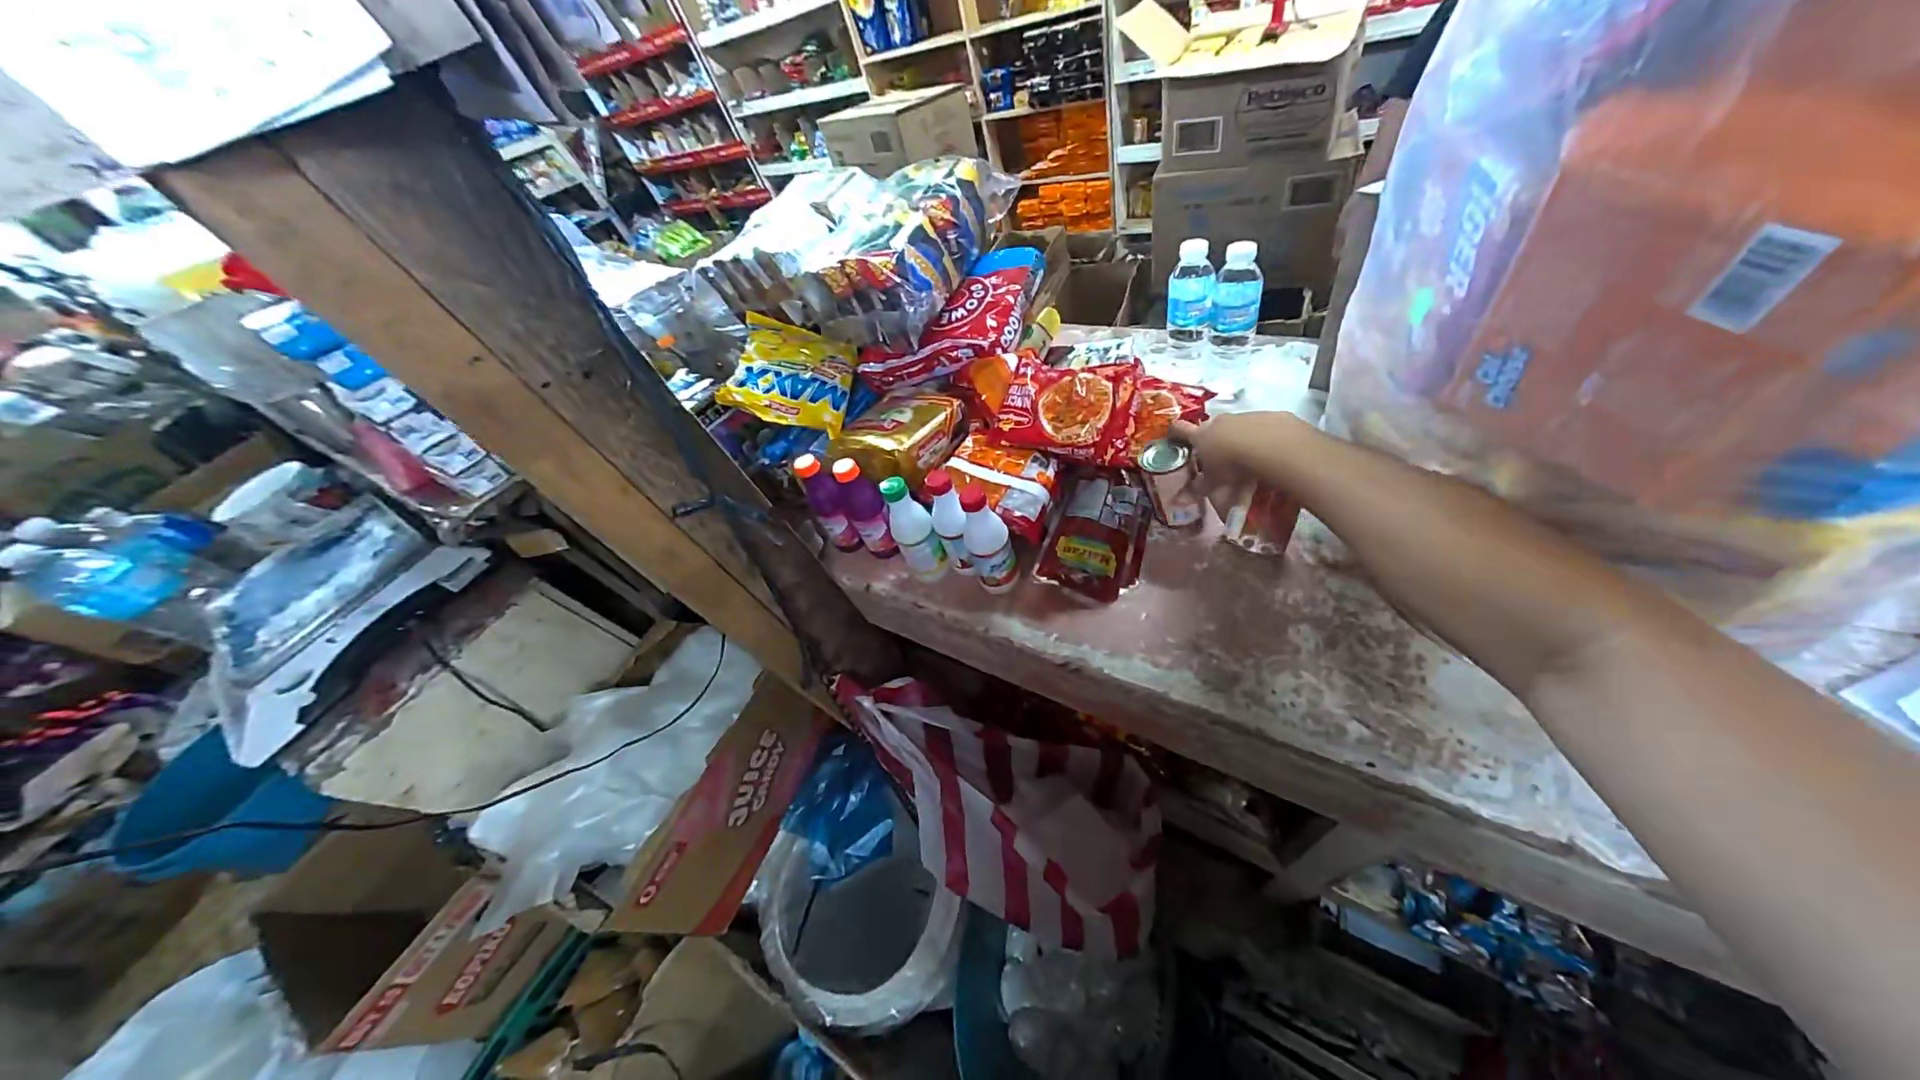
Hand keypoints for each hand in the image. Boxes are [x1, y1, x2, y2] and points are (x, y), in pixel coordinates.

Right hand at [1170, 412, 1307, 502]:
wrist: (1272, 445)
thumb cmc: (1232, 464)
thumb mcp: (1213, 482)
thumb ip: (1197, 489)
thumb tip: (1177, 501)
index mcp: (1200, 435)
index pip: (1180, 429)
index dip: (1175, 432)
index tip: (1174, 437)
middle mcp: (1219, 421)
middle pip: (1209, 427)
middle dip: (1210, 439)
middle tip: (1215, 455)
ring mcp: (1242, 416)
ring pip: (1234, 424)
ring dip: (1235, 436)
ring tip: (1244, 454)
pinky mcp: (1266, 415)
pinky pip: (1258, 424)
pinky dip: (1258, 434)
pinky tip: (1266, 448)